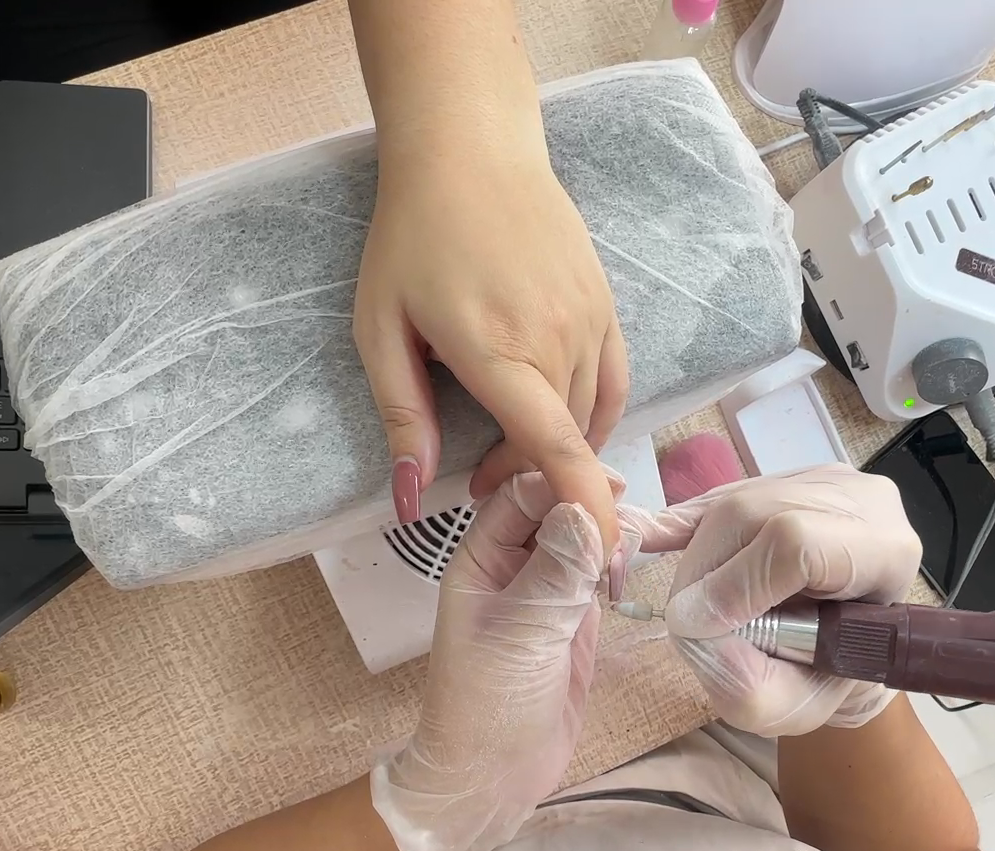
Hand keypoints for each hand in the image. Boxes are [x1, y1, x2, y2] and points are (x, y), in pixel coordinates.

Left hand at [354, 137, 627, 550]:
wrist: (470, 150)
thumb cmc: (413, 237)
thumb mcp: (380, 330)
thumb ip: (402, 417)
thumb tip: (409, 497)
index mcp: (500, 352)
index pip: (555, 449)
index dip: (579, 510)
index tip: (591, 556)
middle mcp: (560, 341)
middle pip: (564, 444)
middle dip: (527, 477)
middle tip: (479, 475)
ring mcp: (592, 321)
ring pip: (590, 418)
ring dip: (555, 447)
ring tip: (509, 443)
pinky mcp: (606, 307)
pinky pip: (614, 383)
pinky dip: (594, 418)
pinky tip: (566, 423)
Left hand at [372, 472, 618, 850]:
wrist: (494, 775)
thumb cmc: (489, 701)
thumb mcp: (521, 632)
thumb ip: (555, 573)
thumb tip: (586, 509)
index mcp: (481, 556)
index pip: (522, 495)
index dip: (561, 482)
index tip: (609, 487)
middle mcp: (511, 564)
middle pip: (553, 509)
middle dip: (589, 504)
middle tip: (630, 512)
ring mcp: (545, 590)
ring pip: (578, 539)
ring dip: (605, 533)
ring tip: (634, 539)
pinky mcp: (572, 617)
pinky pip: (593, 574)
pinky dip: (613, 564)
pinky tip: (631, 562)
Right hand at [626, 465, 923, 735]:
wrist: (842, 648)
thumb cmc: (826, 679)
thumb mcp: (795, 709)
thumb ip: (749, 687)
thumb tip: (694, 627)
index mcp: (886, 553)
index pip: (795, 543)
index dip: (735, 584)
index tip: (697, 628)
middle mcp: (860, 499)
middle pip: (748, 515)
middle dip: (704, 575)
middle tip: (692, 625)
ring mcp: (820, 479)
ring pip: (727, 505)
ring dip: (696, 561)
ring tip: (704, 604)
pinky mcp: (780, 477)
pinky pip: (712, 496)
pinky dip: (675, 523)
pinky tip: (650, 539)